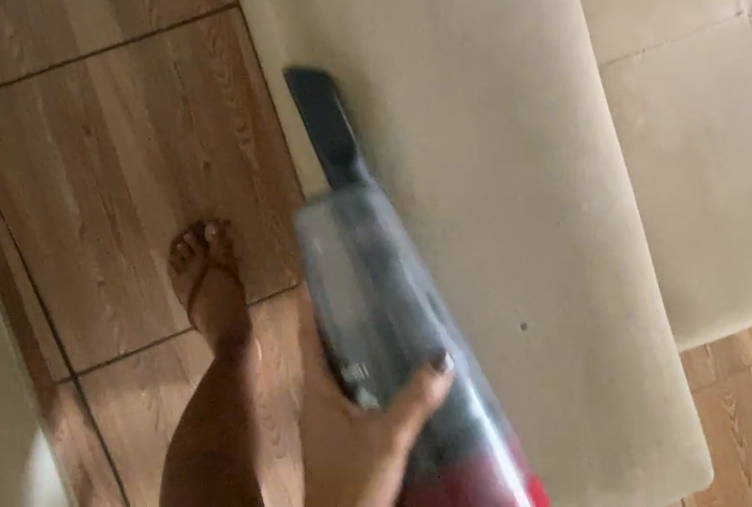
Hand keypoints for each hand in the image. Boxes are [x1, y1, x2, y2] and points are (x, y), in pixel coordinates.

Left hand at [298, 290, 456, 506]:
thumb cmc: (352, 480)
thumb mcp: (388, 437)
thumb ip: (414, 398)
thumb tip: (443, 355)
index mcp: (316, 388)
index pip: (308, 333)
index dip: (310, 302)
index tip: (315, 270)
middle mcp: (315, 397)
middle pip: (322, 348)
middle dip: (337, 319)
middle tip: (359, 288)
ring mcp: (325, 420)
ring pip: (336, 371)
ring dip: (351, 347)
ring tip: (377, 320)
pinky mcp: (338, 438)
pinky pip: (348, 392)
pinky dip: (362, 375)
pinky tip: (386, 374)